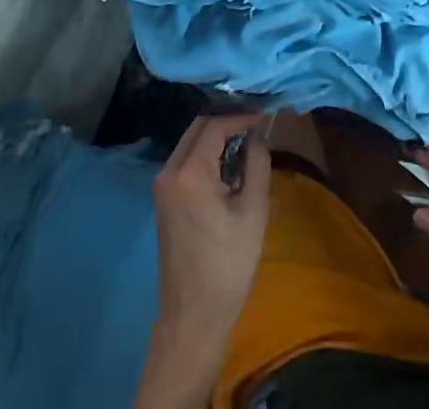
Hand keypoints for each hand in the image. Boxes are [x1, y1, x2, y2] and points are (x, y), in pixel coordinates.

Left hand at [135, 114, 270, 408]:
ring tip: (249, 139)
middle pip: (197, 128)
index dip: (242, 116)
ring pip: (189, 143)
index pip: (215, 125)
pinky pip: (185, 161)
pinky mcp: (164, 199)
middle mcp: (168, 172)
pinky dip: (207, 153)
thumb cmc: (228, 263)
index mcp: (189, 173)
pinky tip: (230, 161)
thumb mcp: (253, 210)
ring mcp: (162, 186)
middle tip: (258, 122)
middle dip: (227, 120)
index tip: (267, 114)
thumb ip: (257, 163)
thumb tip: (258, 135)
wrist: (194, 313)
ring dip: (217, 136)